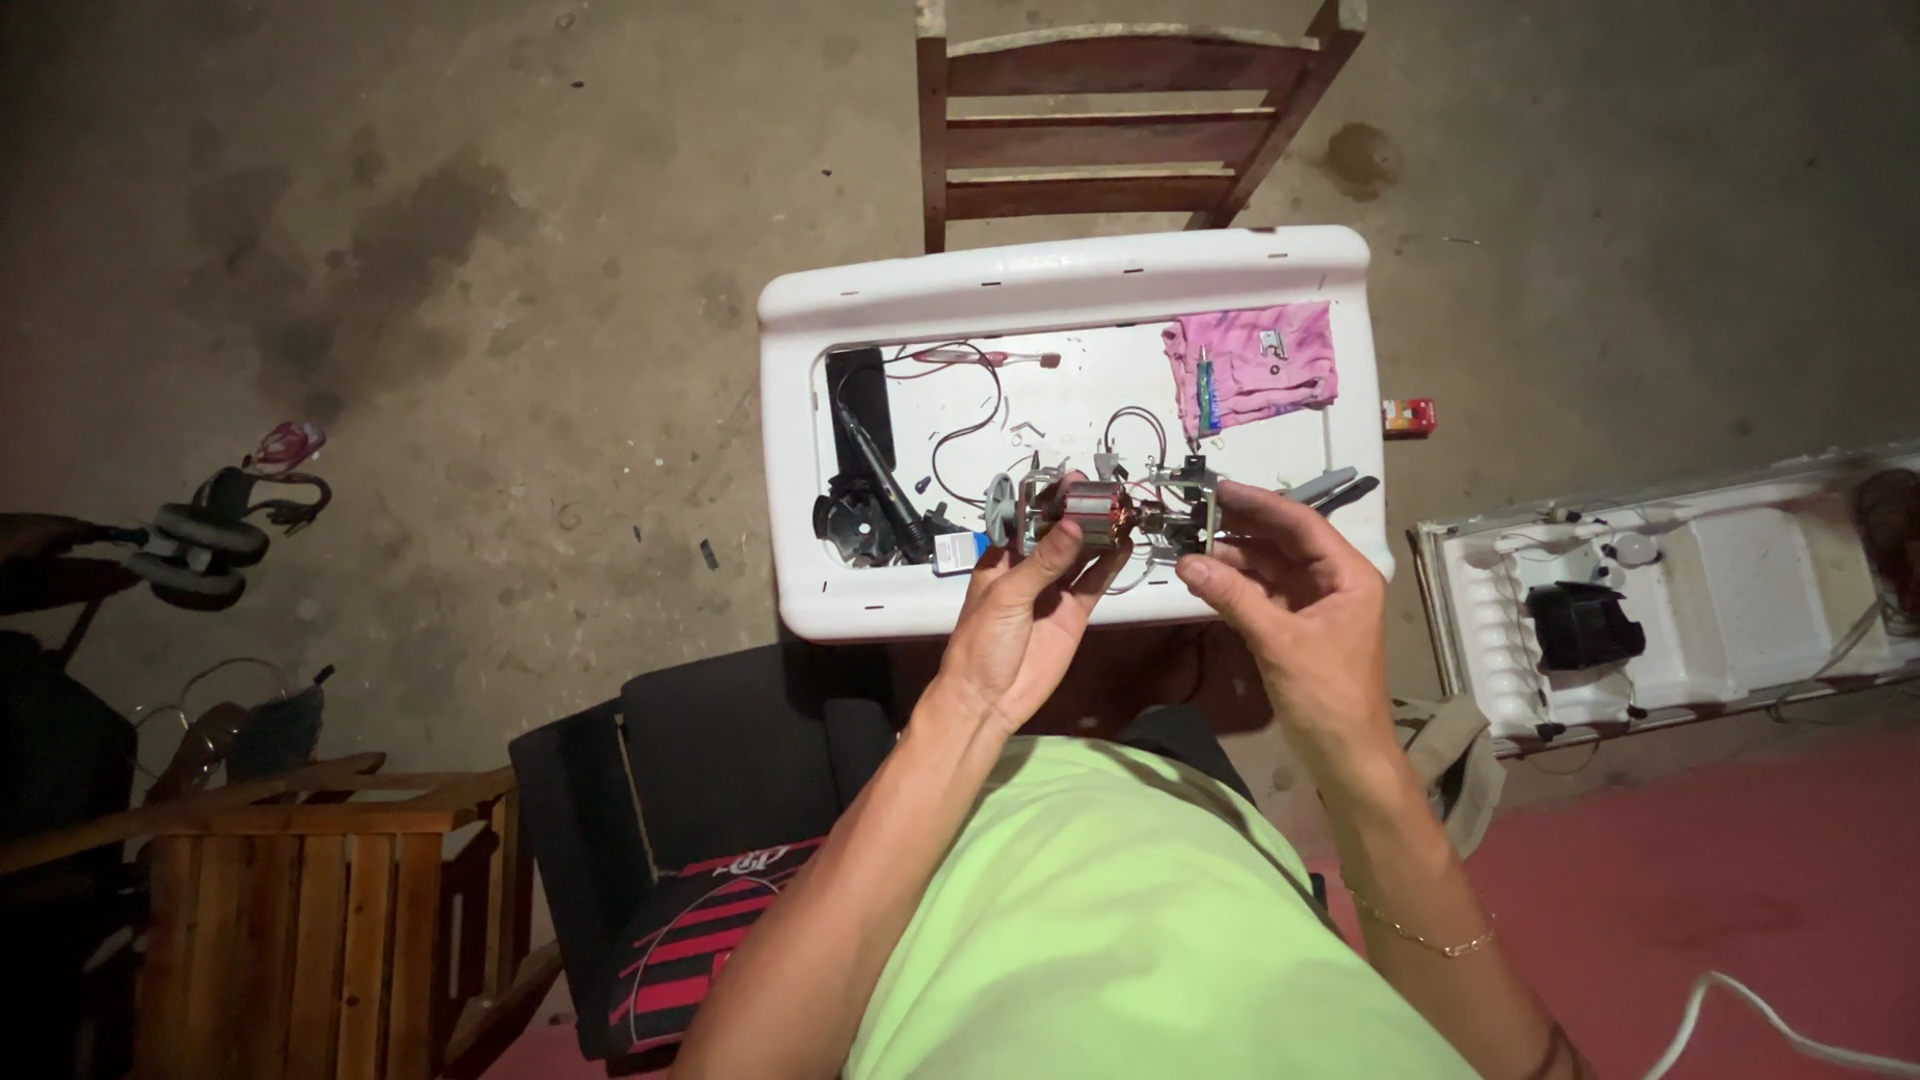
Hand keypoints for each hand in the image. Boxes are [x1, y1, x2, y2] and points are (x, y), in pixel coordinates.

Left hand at [921, 513, 1130, 739]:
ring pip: (1080, 555)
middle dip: (1079, 513)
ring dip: (1098, 534)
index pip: (1027, 521)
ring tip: (1123, 511)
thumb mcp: (1007, 598)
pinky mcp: (1073, 613)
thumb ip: (1042, 563)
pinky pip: (1094, 583)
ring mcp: (1053, 591)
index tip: (1074, 480)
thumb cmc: (982, 643)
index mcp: (1001, 560)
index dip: (1048, 501)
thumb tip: (1074, 526)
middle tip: (1107, 491)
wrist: (988, 699)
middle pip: (1058, 535)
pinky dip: (1109, 565)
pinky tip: (1125, 544)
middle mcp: (1029, 571)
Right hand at [1174, 480, 1394, 763]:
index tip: (1221, 489)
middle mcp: (1334, 582)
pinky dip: (1237, 585)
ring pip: (1271, 567)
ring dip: (1235, 557)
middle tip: (1199, 512)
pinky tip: (1208, 578)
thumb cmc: (1326, 695)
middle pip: (1284, 542)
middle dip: (1243, 527)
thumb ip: (1233, 597)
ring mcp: (1315, 604)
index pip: (1302, 525)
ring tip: (1194, 546)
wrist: (1345, 753)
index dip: (1261, 504)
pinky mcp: (1297, 626)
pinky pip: (1264, 592)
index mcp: (1348, 576)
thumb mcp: (1278, 641)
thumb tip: (1186, 561)